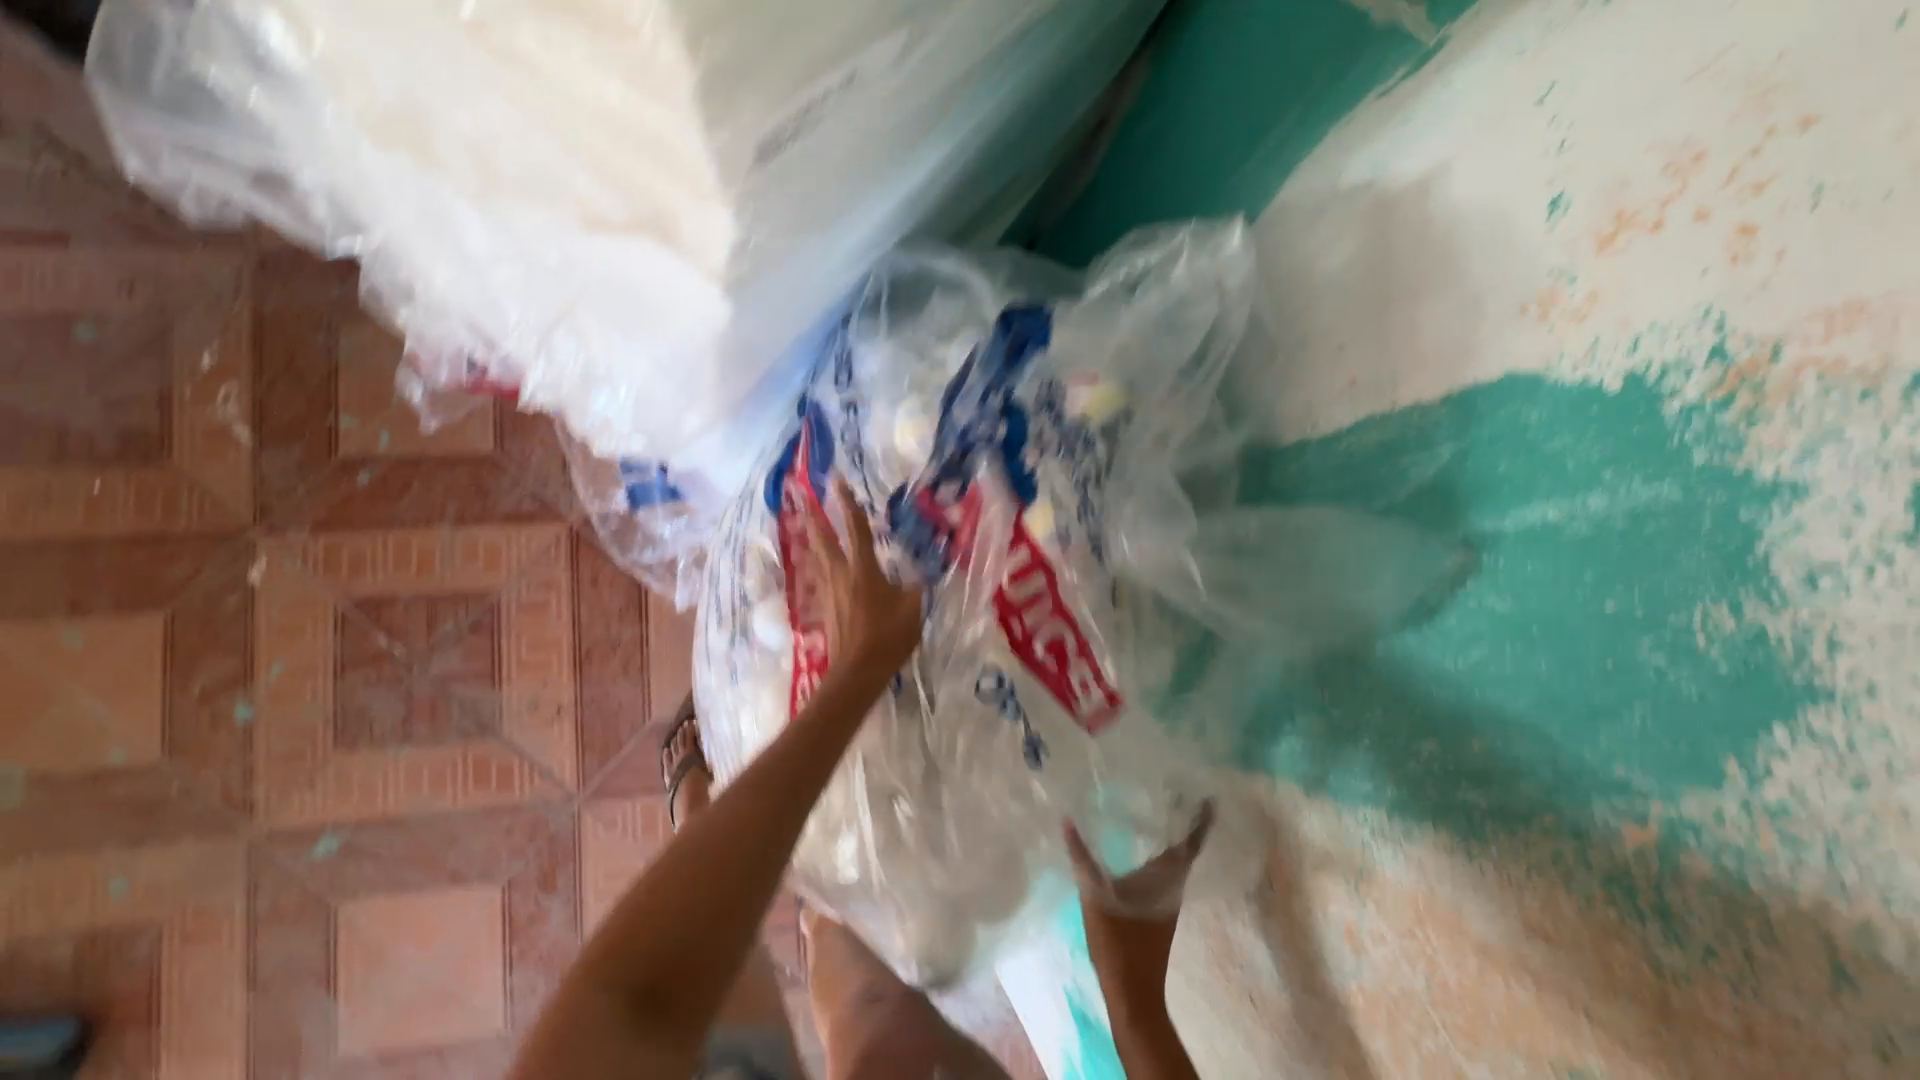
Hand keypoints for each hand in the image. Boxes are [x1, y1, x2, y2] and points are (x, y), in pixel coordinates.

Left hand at [804, 473, 924, 681]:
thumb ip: (917, 586)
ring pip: (818, 557)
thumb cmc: (887, 636)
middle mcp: (840, 574)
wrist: (857, 672)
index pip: (855, 527)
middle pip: (823, 538)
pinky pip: (820, 576)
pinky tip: (818, 565)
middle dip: (815, 515)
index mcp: (863, 568)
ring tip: (806, 523)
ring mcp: (829, 591)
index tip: (836, 481)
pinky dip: (818, 563)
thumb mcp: (914, 607)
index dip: (847, 503)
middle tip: (803, 495)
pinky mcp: (824, 608)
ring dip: (812, 537)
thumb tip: (920, 573)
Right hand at [1066, 801, 1214, 1023]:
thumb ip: (1081, 859)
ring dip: (1170, 840)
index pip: (1190, 843)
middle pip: (1184, 850)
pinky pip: (1162, 875)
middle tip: (1174, 793)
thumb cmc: (1119, 945)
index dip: (1200, 821)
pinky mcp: (1157, 912)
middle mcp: (1173, 887)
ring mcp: (1167, 901)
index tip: (1206, 796)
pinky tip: (1137, 853)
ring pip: (1173, 863)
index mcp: (1165, 879)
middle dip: (1184, 823)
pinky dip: (1157, 858)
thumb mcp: (1095, 898)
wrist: (1133, 993)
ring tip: (1155, 813)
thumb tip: (1067, 819)